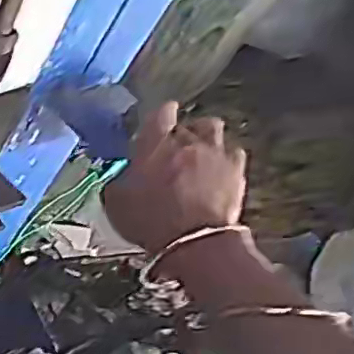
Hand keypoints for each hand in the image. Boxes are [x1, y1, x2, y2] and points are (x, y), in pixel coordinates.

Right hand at [100, 100, 247, 252]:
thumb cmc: (149, 220)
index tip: (155, 126)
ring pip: (212, 128)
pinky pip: (231, 151)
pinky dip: (223, 157)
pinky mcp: (236, 168)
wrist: (192, 241)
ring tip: (196, 152)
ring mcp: (215, 152)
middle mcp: (187, 140)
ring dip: (203, 136)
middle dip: (177, 135)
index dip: (158, 118)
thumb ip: (119, 179)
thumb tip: (121, 175)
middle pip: (186, 123)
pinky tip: (215, 170)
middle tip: (169, 152)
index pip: (160, 113)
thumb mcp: (116, 202)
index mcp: (154, 145)